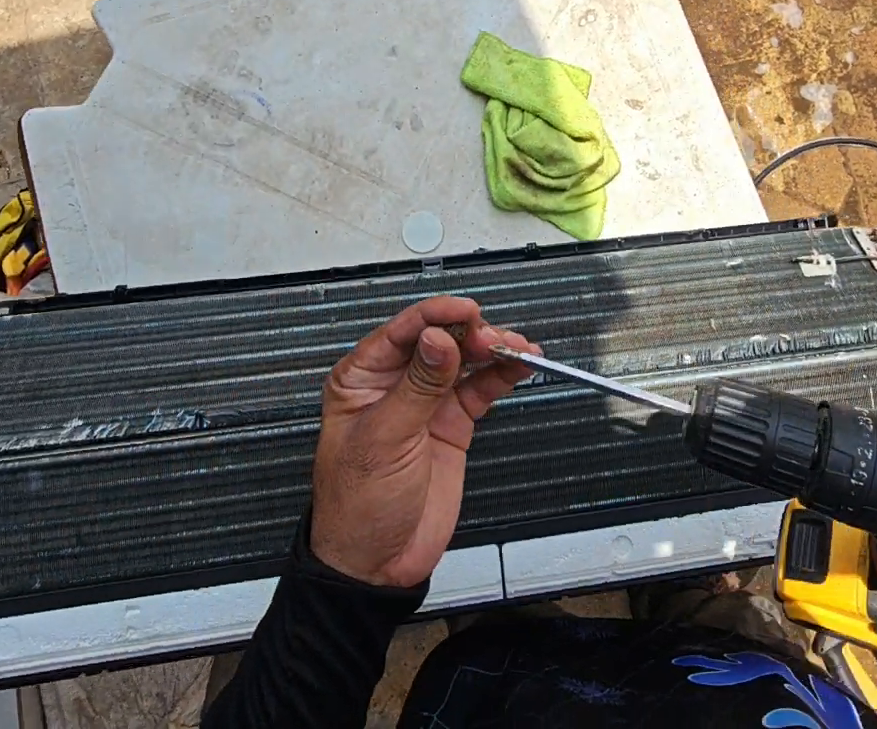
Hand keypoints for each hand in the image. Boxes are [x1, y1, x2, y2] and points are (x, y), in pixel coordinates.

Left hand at [309, 296, 537, 586]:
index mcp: (362, 378)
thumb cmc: (357, 505)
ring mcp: (427, 401)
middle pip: (440, 339)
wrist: (377, 564)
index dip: (436, 315)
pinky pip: (481, 388)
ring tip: (518, 349)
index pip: (403, 331)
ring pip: (465, 360)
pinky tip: (520, 365)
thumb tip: (439, 339)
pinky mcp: (453, 422)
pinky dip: (503, 375)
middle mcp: (395, 382)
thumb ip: (418, 387)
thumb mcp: (385, 440)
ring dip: (493, 350)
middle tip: (495, 339)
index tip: (467, 311)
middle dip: (471, 333)